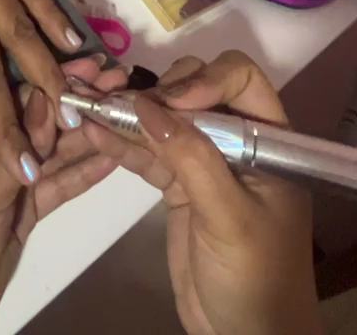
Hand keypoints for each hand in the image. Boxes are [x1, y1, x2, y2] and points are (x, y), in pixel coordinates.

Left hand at [0, 63, 129, 334]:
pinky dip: (83, 173)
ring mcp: (11, 179)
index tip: (96, 63)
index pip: (22, 95)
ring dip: (90, 134)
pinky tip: (115, 158)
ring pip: (56, 151)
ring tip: (129, 114)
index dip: (58, 79)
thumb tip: (49, 93)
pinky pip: (58, 185)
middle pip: (43, 119)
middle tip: (122, 83)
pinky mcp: (23, 210)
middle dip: (81, 102)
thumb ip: (17, 145)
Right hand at [94, 53, 322, 334]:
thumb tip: (147, 103)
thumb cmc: (256, 277)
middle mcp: (235, 141)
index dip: (204, 78)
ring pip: (163, 117)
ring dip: (128, 110)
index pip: (239, 80)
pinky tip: (92, 129)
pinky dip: (119, 139)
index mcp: (266, 141)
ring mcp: (203, 161)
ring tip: (90, 101)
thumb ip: (190, 157)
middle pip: (194, 88)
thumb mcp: (228, 216)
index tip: (172, 101)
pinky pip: (146, 150)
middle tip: (124, 100)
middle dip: (158, 90)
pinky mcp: (177, 184)